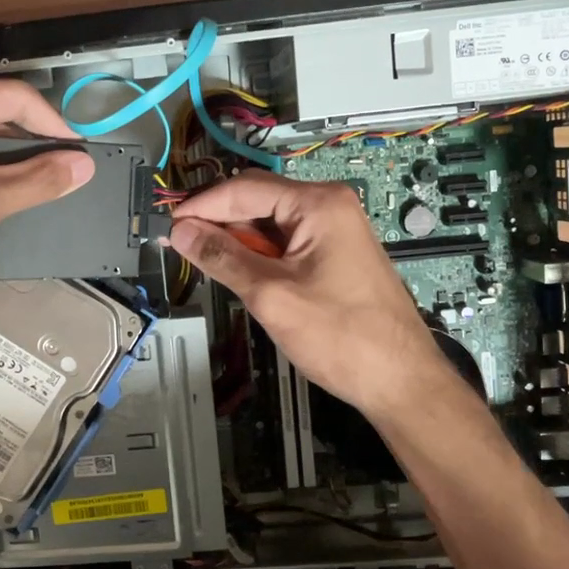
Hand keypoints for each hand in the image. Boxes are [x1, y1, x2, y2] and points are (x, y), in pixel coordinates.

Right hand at [169, 170, 458, 420]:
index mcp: (319, 204)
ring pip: (267, 223)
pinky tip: (240, 274)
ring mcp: (334, 230)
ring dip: (236, 241)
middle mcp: (329, 207)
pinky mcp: (333, 254)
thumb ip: (222, 258)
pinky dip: (258, 255)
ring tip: (207, 264)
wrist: (399, 380)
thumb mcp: (270, 295)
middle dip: (217, 221)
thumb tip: (183, 233)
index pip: (244, 189)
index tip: (169, 227)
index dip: (202, 206)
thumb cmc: (344, 338)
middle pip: (256, 199)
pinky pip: (284, 242)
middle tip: (182, 246)